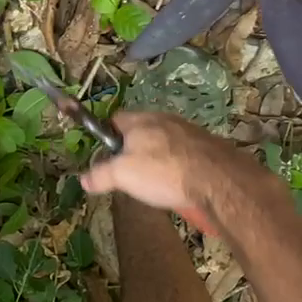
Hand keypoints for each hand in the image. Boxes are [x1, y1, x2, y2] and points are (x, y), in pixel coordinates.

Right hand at [80, 112, 255, 216]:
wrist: (219, 180)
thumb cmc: (163, 172)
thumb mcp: (123, 176)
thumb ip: (100, 175)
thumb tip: (83, 179)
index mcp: (140, 120)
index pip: (115, 119)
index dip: (108, 136)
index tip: (107, 156)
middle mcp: (164, 119)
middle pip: (141, 130)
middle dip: (135, 148)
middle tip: (131, 172)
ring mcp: (189, 130)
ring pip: (165, 141)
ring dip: (159, 156)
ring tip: (158, 181)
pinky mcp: (208, 145)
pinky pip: (186, 152)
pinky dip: (180, 164)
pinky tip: (182, 183)